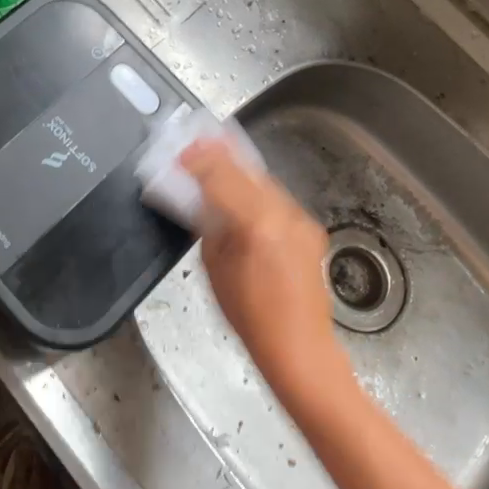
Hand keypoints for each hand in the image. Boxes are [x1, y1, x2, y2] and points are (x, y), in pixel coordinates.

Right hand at [182, 139, 336, 378]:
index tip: (180, 154)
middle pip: (246, 171)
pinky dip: (255, 190)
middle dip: (220, 154)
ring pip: (263, 181)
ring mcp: (300, 220)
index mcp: (255, 224)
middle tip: (197, 141)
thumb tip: (202, 201)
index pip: (221, 177)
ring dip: (238, 169)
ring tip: (215, 156)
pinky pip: (276, 199)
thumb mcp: (215, 268)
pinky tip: (241, 190)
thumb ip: (210, 226)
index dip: (198, 161)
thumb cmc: (250, 316)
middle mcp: (283, 214)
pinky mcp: (309, 230)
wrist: (299, 346)